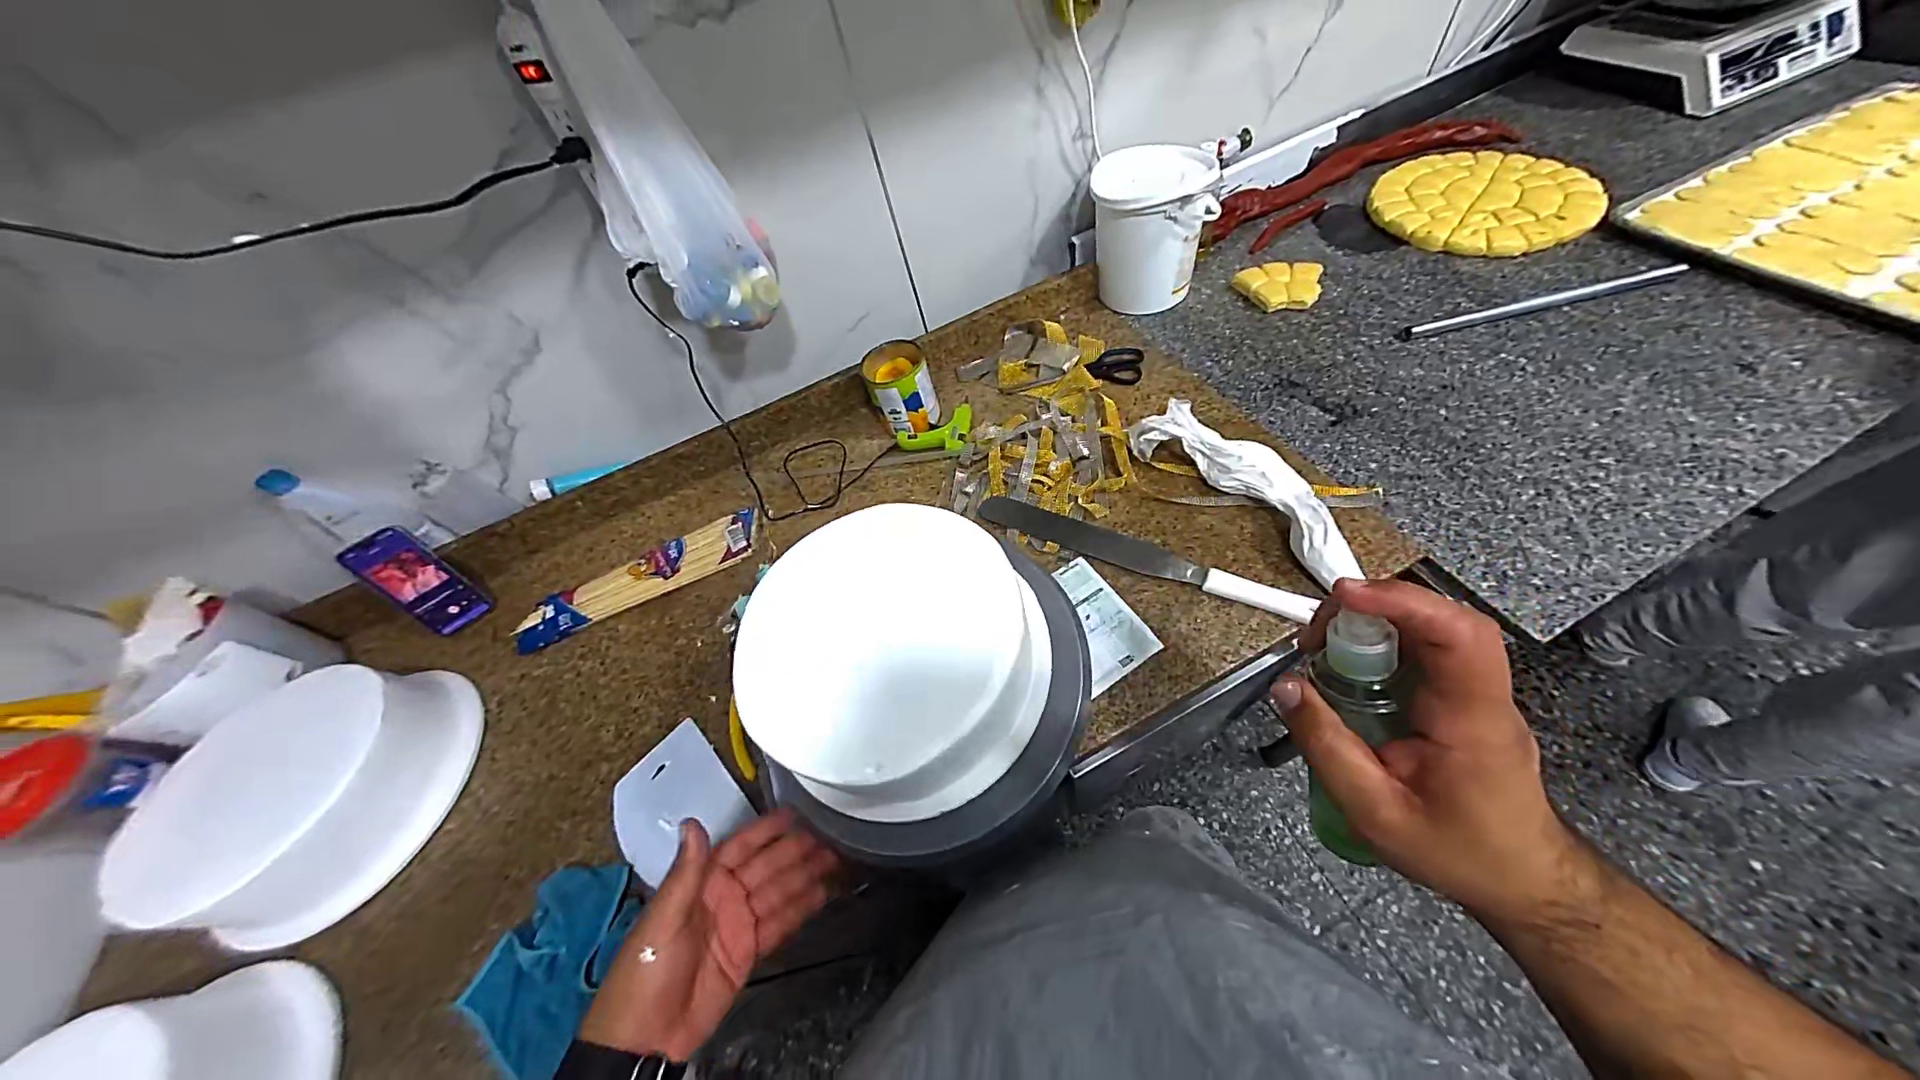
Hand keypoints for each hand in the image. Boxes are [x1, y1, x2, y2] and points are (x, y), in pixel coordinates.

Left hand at [578, 808, 841, 1060]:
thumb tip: (691, 824)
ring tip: (832, 859)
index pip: (739, 848)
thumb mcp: (663, 919)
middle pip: (766, 868)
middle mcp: (722, 899)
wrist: (646, 1038)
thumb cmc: (644, 974)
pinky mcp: (748, 951)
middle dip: (795, 851)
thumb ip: (685, 872)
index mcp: (700, 885)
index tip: (791, 814)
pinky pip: (779, 923)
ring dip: (805, 875)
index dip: (765, 831)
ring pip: (778, 892)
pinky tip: (821, 893)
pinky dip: (802, 908)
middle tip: (825, 836)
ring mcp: (737, 925)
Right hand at [1270, 579, 1589, 922]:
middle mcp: (1482, 695)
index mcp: (1473, 719)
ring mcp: (1477, 693)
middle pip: (1442, 618)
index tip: (1346, 596)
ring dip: (1373, 624)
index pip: (1459, 635)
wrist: (1524, 880)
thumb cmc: (1459, 852)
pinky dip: (1379, 643)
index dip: (1402, 601)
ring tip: (1323, 648)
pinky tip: (1348, 667)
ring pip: (1431, 628)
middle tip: (1318, 631)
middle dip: (1373, 607)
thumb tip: (1287, 688)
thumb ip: (1326, 746)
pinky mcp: (1462, 697)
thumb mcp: (1374, 811)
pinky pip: (1423, 650)